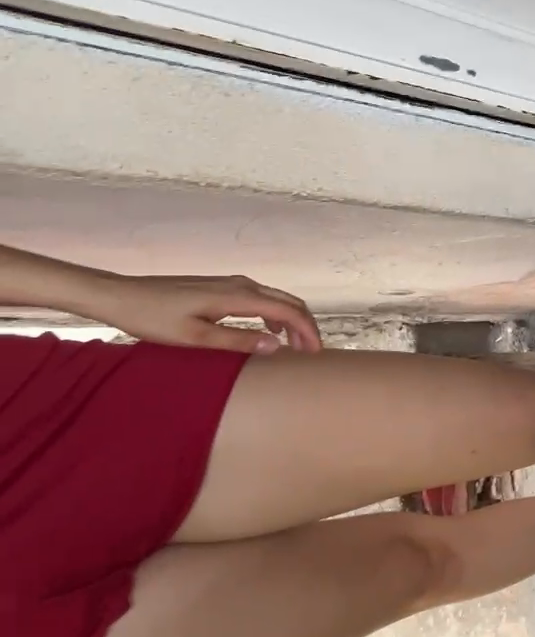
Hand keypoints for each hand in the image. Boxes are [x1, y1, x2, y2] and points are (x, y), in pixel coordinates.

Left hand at [89, 274, 322, 354]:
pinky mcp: (224, 286)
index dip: (307, 331)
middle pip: (290, 302)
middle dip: (306, 326)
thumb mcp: (192, 336)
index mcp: (240, 297)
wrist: (117, 295)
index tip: (315, 352)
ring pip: (278, 299)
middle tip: (309, 350)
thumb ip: (236, 340)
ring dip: (292, 320)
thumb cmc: (152, 317)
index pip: (289, 312)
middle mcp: (245, 286)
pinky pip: (264, 299)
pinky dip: (276, 314)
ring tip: (292, 343)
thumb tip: (276, 346)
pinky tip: (268, 329)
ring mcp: (235, 283)